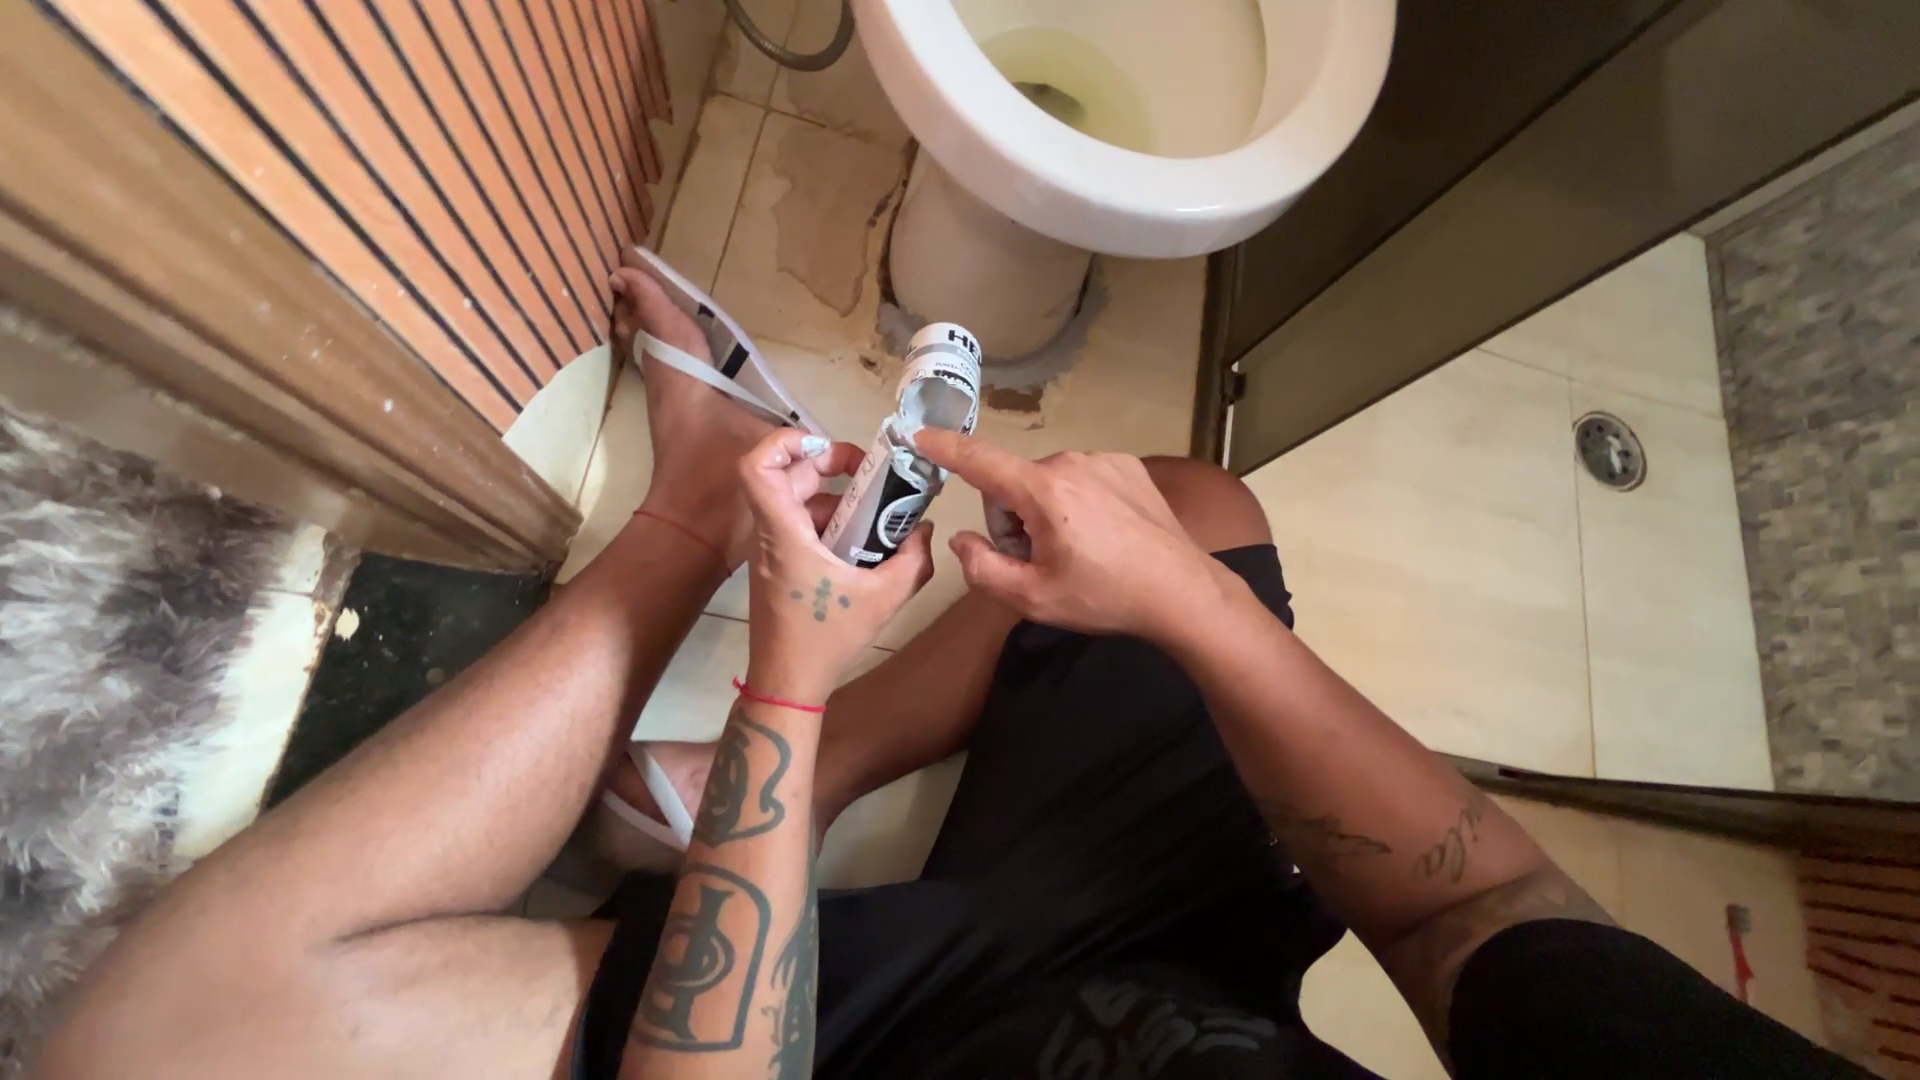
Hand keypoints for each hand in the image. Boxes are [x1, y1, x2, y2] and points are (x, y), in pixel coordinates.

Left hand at [738, 429, 935, 704]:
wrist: (787, 683)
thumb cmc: (826, 640)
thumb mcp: (883, 599)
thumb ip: (912, 561)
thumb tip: (924, 531)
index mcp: (785, 534)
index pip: (757, 467)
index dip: (784, 442)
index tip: (826, 446)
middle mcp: (771, 534)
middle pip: (785, 476)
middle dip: (827, 464)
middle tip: (867, 473)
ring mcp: (771, 550)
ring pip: (793, 500)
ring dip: (832, 494)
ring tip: (873, 509)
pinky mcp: (778, 565)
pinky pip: (798, 524)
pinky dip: (828, 519)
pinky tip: (861, 539)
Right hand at [912, 429, 1220, 641]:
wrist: (1181, 592)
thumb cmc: (1104, 597)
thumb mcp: (1032, 598)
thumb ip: (982, 568)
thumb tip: (962, 539)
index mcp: (1045, 492)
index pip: (981, 461)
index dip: (945, 448)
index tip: (917, 434)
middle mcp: (1072, 463)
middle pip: (1014, 484)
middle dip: (1014, 519)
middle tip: (1041, 561)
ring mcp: (1104, 460)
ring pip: (1047, 482)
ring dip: (1046, 511)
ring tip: (1078, 551)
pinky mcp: (1129, 466)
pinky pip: (1081, 478)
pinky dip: (1077, 502)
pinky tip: (1103, 535)